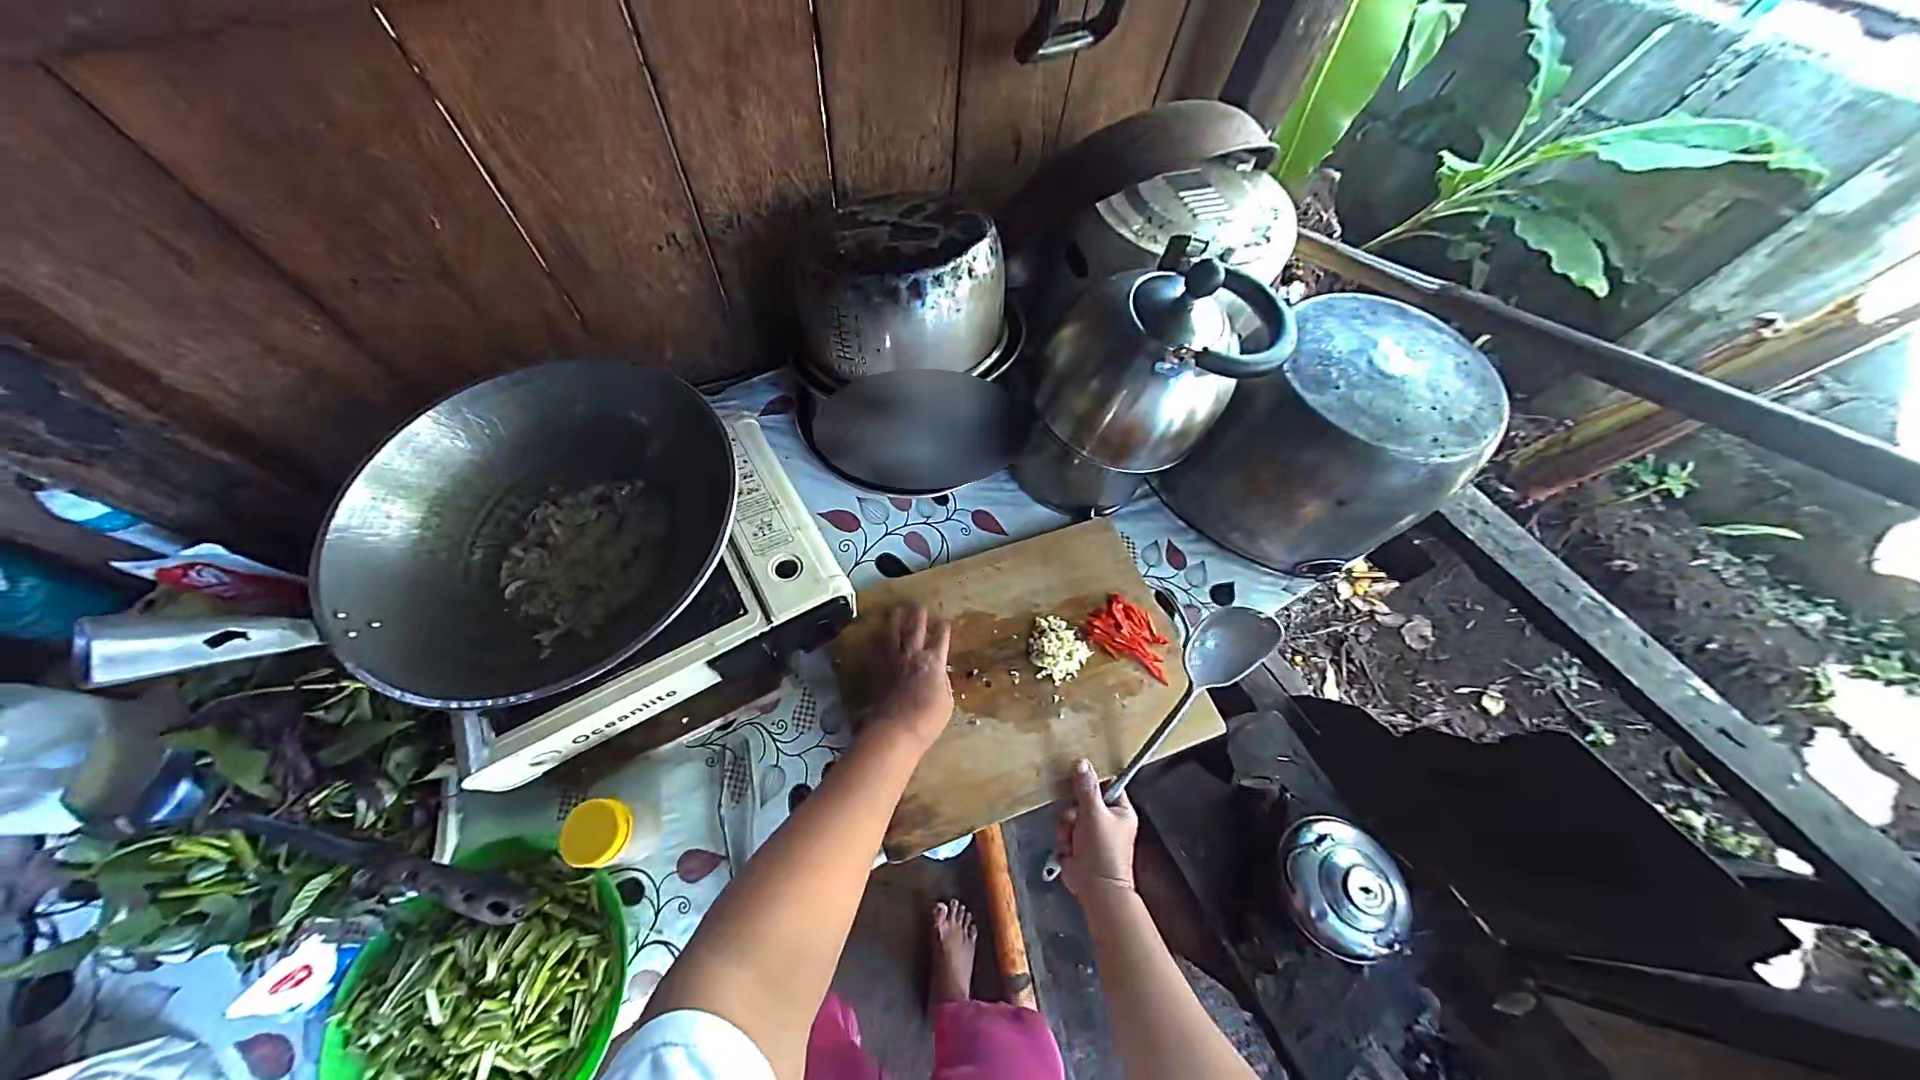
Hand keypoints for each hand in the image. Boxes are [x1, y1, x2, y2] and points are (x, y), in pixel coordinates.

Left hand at [865, 604, 952, 752]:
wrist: (894, 731)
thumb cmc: (927, 720)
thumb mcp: (946, 702)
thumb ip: (943, 684)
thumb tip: (939, 676)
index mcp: (933, 662)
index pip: (940, 639)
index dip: (944, 629)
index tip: (945, 621)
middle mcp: (912, 656)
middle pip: (915, 630)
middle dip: (919, 616)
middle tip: (919, 606)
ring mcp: (892, 662)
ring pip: (893, 634)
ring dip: (896, 620)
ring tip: (896, 610)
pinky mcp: (877, 672)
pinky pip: (879, 650)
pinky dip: (880, 640)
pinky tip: (878, 635)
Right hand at [1055, 758, 1137, 899]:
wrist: (1096, 888)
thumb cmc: (1104, 854)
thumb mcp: (1094, 813)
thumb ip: (1086, 788)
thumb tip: (1082, 764)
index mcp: (1120, 810)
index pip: (1105, 784)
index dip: (1092, 782)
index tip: (1080, 781)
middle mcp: (1106, 819)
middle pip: (1081, 798)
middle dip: (1073, 810)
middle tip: (1077, 819)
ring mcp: (1091, 831)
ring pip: (1069, 813)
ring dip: (1066, 826)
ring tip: (1074, 839)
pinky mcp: (1077, 842)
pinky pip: (1063, 829)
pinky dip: (1063, 838)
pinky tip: (1070, 848)